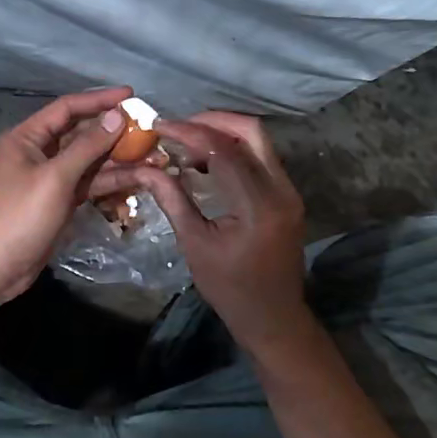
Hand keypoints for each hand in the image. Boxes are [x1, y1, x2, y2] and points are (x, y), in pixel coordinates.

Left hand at [0, 87, 132, 305]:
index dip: (99, 99)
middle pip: (81, 132)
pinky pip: (90, 181)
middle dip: (114, 130)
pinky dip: (111, 179)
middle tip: (147, 128)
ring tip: (151, 153)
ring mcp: (51, 177)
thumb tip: (117, 115)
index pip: (67, 108)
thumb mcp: (56, 178)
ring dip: (117, 157)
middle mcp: (39, 152)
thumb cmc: (18, 217)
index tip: (131, 95)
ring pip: (89, 159)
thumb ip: (88, 145)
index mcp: (28, 138)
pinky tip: (138, 177)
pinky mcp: (60, 199)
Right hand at [127, 112, 310, 348]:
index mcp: (257, 206)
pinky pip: (263, 159)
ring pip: (259, 142)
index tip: (160, 125)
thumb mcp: (196, 245)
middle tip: (179, 127)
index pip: (223, 151)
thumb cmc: (230, 289)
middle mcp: (281, 190)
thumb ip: (174, 200)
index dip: (189, 132)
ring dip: (224, 135)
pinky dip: (236, 151)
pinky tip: (208, 162)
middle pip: (251, 132)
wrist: (274, 316)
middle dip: (213, 121)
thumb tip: (146, 167)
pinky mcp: (289, 195)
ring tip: (188, 145)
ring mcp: (290, 191)